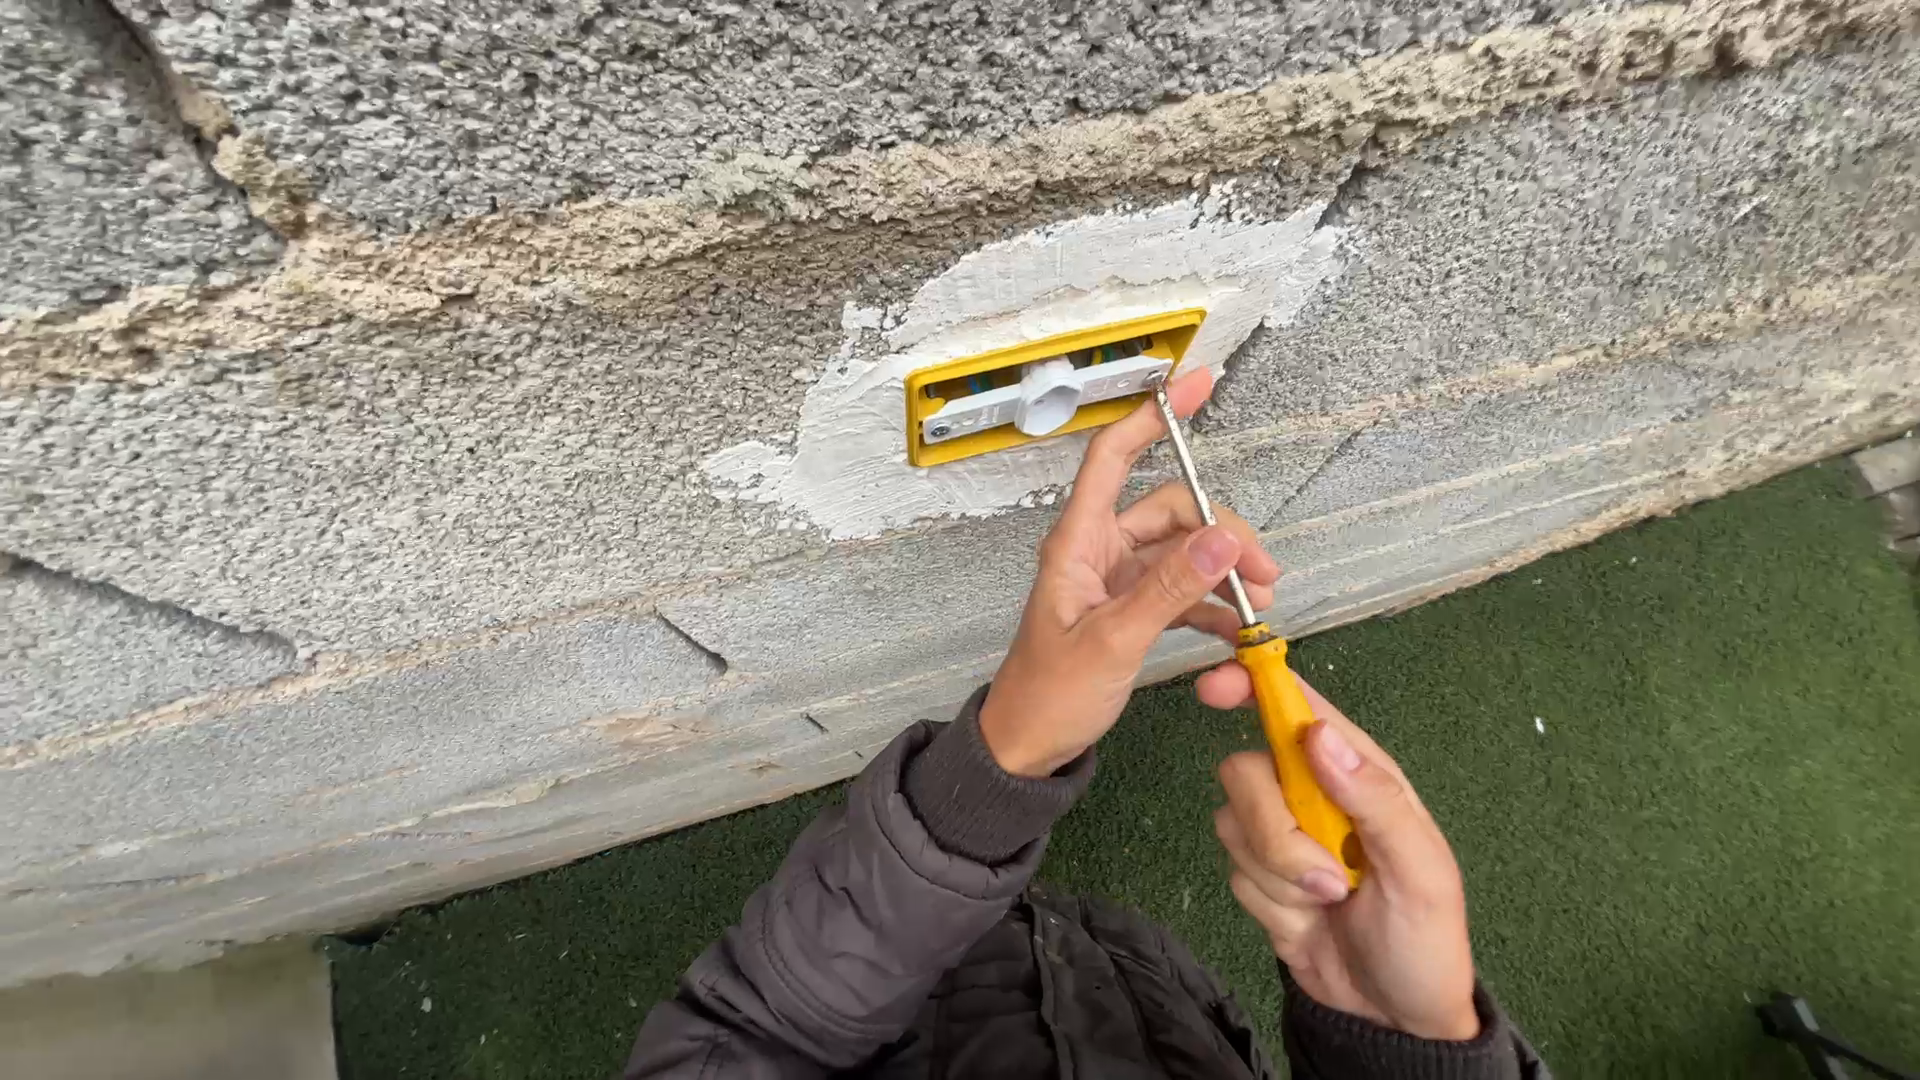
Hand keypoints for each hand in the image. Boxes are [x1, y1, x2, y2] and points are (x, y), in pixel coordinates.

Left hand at [978, 368, 1279, 776]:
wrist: (1030, 744)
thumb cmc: (1051, 692)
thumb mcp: (1113, 639)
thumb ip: (1169, 587)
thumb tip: (1225, 535)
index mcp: (1077, 542)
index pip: (1112, 458)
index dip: (1150, 416)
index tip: (1197, 382)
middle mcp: (1099, 550)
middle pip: (1169, 511)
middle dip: (1220, 533)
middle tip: (1263, 573)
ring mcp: (1117, 579)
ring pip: (1181, 551)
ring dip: (1222, 569)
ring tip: (1259, 603)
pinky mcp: (1131, 608)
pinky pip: (1179, 588)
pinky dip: (1210, 601)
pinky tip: (1236, 627)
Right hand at [1204, 673, 1479, 1040]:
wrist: (1391, 1017)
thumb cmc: (1423, 937)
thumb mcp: (1421, 871)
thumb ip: (1375, 798)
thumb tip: (1316, 733)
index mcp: (1354, 770)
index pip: (1293, 706)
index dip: (1250, 684)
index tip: (1212, 689)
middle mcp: (1306, 788)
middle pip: (1243, 768)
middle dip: (1274, 830)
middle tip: (1328, 879)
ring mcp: (1276, 828)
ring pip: (1231, 821)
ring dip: (1278, 875)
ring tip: (1326, 903)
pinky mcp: (1254, 868)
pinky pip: (1231, 866)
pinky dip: (1268, 900)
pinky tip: (1305, 918)